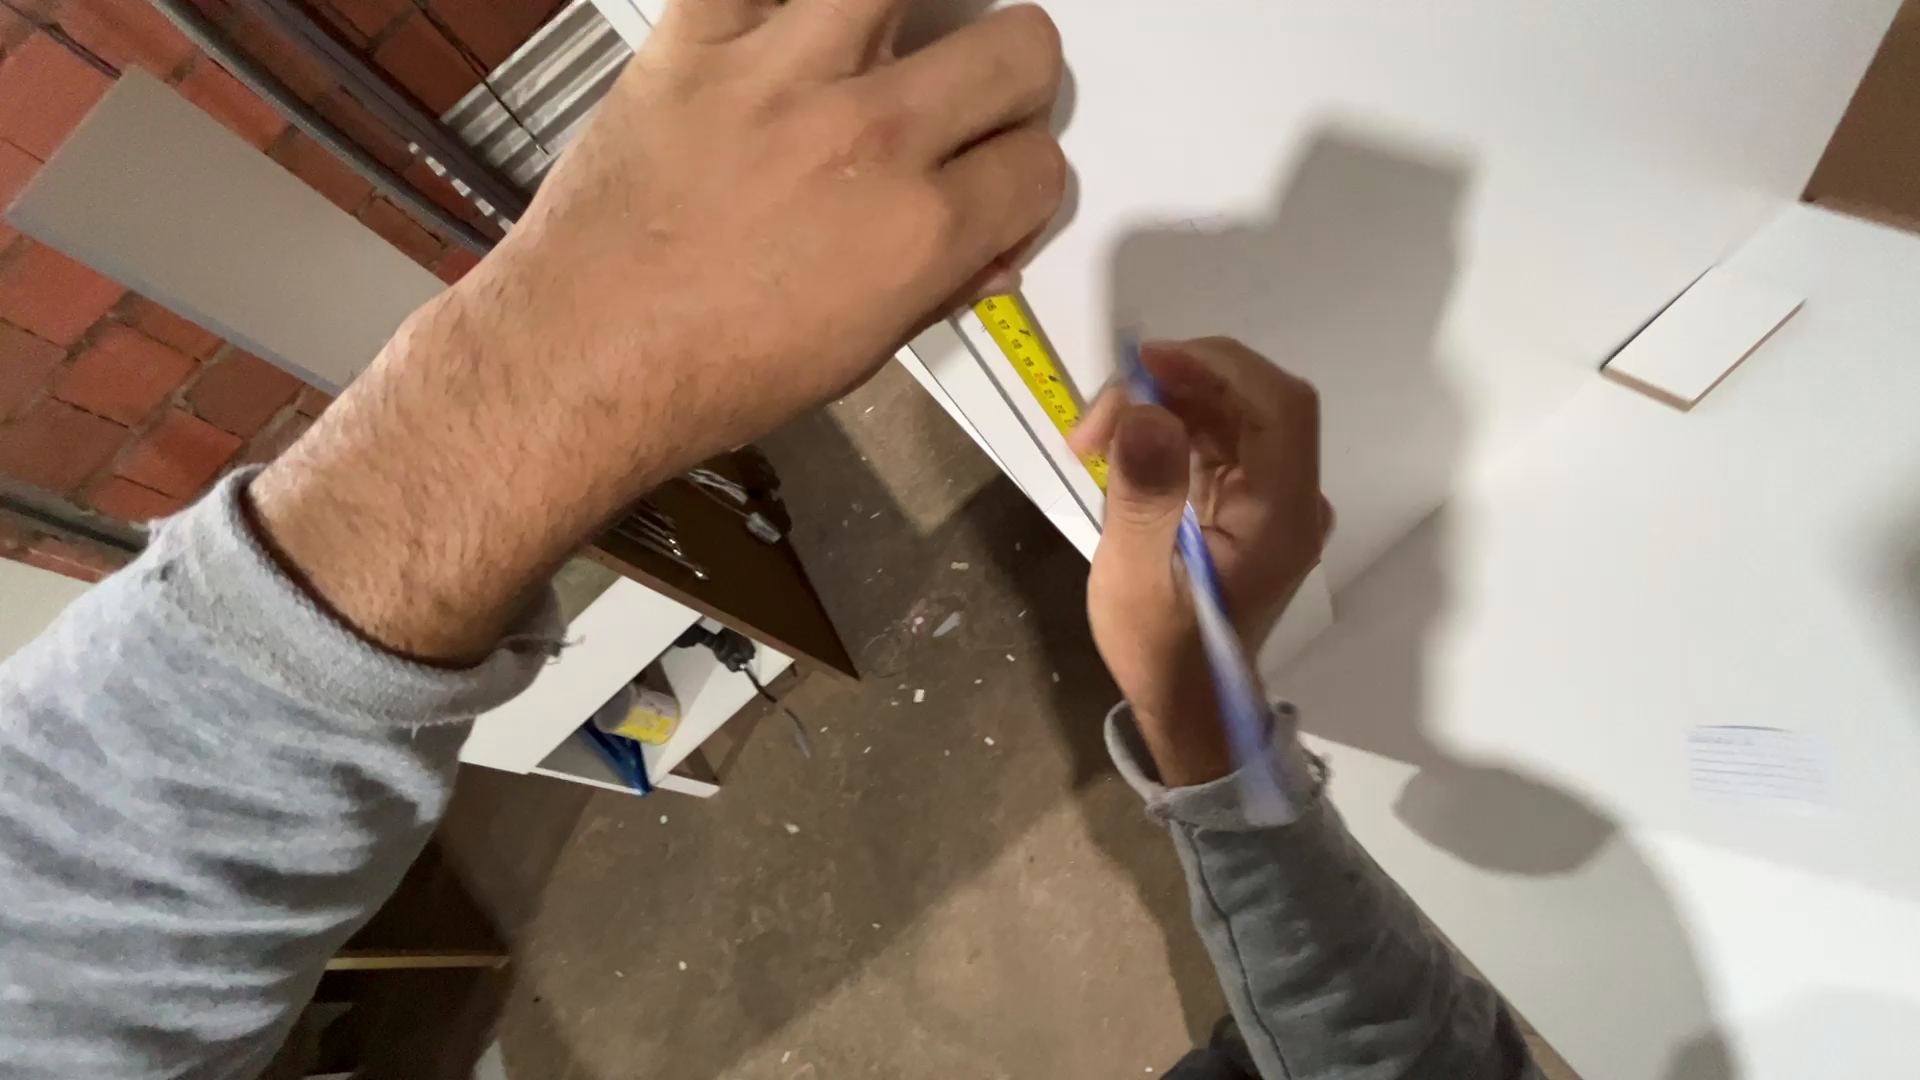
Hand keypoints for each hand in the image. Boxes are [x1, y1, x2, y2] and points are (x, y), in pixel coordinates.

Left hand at [252, 0, 1065, 661]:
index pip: (1040, 165)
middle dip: (1015, 89)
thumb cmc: (724, 377)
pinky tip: (792, 39)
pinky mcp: (699, 34)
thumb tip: (984, 248)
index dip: (1028, 185)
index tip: (997, 194)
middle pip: (1020, 46)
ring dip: (926, 16)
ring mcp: (784, 71)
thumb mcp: (865, 352)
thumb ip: (940, 283)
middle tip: (969, 117)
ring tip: (891, 58)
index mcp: (921, 232)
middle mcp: (873, 136)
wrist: (591, 355)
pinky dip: (793, 5)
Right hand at [1069, 338, 1331, 785]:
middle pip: (1250, 402)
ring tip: (1096, 436)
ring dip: (1163, 408)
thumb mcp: (1137, 580)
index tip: (1144, 364)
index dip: (1217, 366)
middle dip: (1173, 387)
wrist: (1185, 704)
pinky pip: (1215, 444)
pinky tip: (1124, 449)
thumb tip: (1143, 411)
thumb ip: (1145, 498)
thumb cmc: (1161, 652)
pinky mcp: (1246, 506)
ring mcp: (1271, 502)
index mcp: (1280, 516)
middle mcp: (1290, 500)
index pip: (1278, 406)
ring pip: (1228, 417)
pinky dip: (1168, 432)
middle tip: (1099, 418)